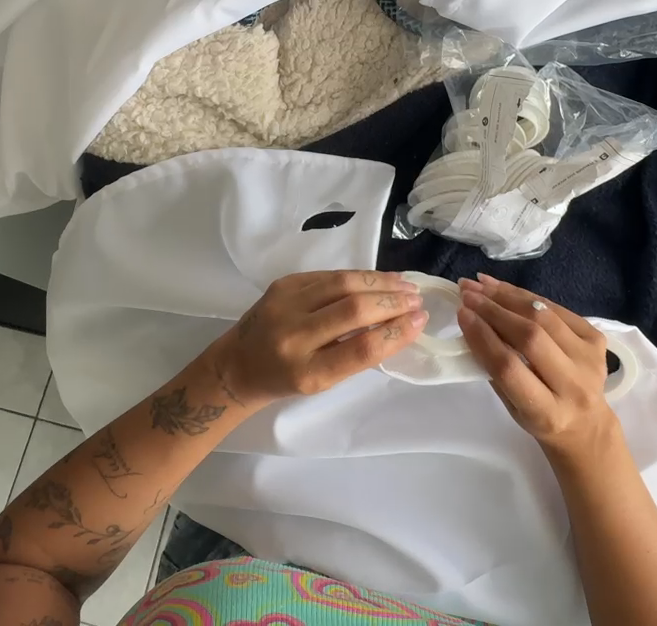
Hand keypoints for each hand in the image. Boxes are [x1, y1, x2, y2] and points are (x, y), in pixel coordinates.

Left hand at [207, 271, 426, 405]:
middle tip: (417, 299)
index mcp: (307, 373)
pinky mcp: (283, 283)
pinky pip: (328, 275)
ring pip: (342, 283)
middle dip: (392, 302)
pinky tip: (376, 279)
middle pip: (353, 310)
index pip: (361, 349)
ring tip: (405, 284)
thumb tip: (399, 324)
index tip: (420, 321)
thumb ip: (356, 354)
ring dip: (379, 282)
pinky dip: (357, 276)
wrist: (236, 365)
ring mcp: (285, 304)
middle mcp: (294, 336)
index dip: (396, 333)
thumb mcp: (322, 382)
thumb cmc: (284, 381)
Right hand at [457, 274, 621, 461]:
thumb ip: (495, 369)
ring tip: (480, 283)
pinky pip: (556, 308)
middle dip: (493, 310)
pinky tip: (502, 287)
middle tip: (467, 292)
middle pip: (530, 337)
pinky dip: (525, 295)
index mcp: (547, 413)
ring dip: (507, 295)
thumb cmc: (540, 417)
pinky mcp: (597, 339)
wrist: (588, 423)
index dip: (483, 337)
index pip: (509, 368)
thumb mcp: (512, 405)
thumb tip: (472, 322)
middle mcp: (574, 385)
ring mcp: (590, 359)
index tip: (461, 313)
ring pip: (543, 316)